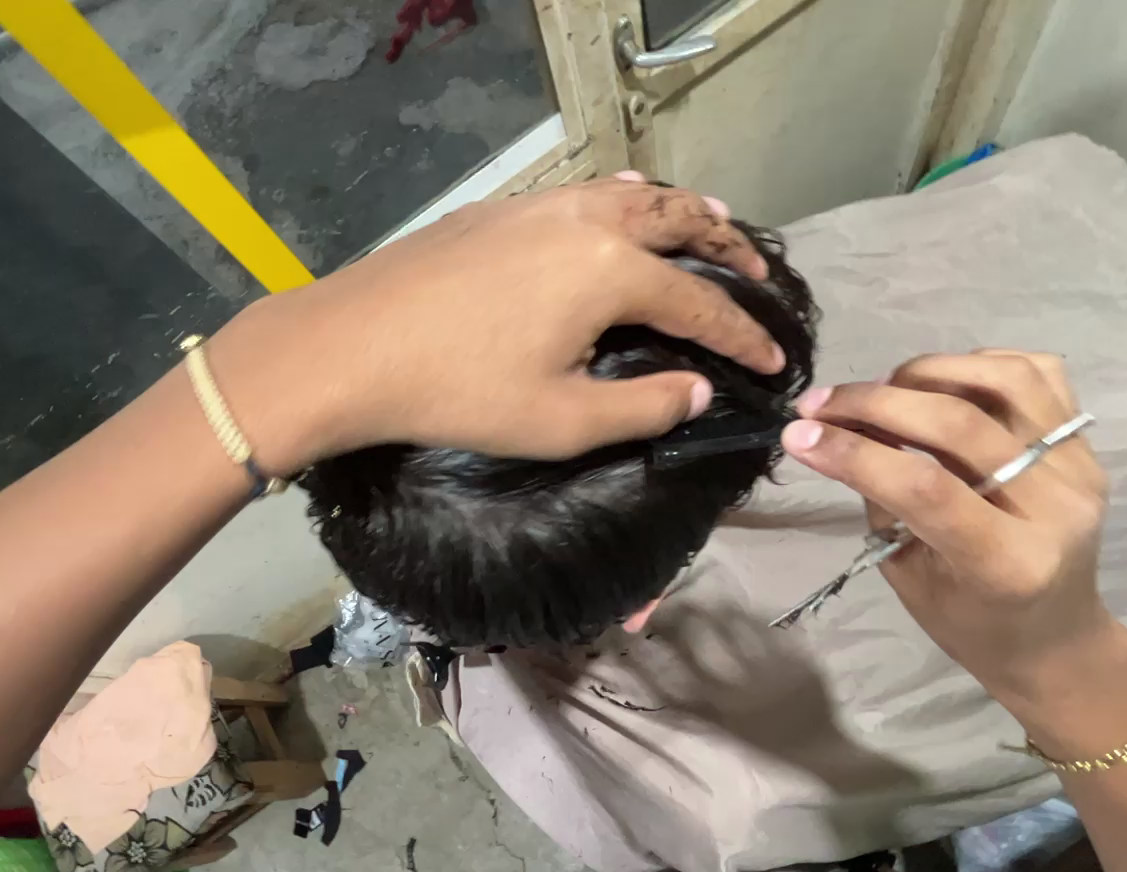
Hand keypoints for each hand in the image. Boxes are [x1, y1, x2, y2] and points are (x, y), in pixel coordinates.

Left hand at [205, 176, 784, 471]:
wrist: (352, 347)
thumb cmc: (461, 393)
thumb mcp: (562, 421)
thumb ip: (642, 407)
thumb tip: (698, 390)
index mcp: (611, 272)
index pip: (700, 302)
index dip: (742, 336)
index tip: (774, 360)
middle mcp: (586, 221)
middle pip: (679, 220)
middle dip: (728, 247)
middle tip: (757, 272)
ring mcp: (539, 206)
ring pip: (632, 195)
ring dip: (679, 213)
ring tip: (707, 229)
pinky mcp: (501, 211)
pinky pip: (585, 196)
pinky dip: (624, 205)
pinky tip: (617, 221)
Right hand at [781, 349, 1126, 735]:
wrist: (1054, 635)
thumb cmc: (968, 620)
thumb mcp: (907, 574)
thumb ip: (883, 501)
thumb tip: (843, 432)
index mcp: (1003, 562)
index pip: (922, 487)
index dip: (852, 452)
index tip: (796, 433)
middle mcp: (1055, 507)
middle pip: (958, 424)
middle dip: (872, 403)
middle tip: (817, 404)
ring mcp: (1079, 468)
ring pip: (1003, 381)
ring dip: (925, 374)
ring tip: (882, 391)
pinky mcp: (1087, 445)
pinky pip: (1037, 374)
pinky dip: (977, 365)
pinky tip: (939, 385)